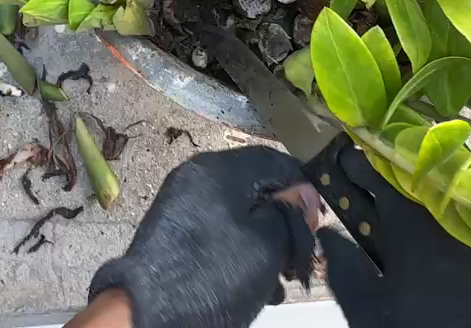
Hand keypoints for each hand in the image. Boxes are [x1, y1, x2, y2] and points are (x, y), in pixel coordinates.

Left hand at [86, 146, 320, 327]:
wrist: (149, 311)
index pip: (272, 158)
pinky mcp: (175, 230)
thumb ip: (290, 215)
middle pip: (254, 186)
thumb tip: (305, 194)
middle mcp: (198, 175)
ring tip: (281, 278)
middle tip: (301, 255)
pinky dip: (240, 248)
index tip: (321, 216)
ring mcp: (183, 201)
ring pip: (238, 211)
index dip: (302, 185)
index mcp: (219, 167)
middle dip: (283, 219)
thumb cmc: (214, 273)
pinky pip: (218, 228)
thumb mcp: (266, 245)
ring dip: (265, 239)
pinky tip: (255, 283)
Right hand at [319, 148, 470, 327]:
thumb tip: (326, 231)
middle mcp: (455, 214)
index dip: (357, 164)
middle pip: (420, 175)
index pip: (377, 174)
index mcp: (413, 224)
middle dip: (398, 173)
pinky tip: (464, 238)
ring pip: (460, 191)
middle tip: (382, 179)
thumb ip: (344, 271)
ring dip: (437, 190)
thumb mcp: (373, 316)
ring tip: (422, 202)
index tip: (345, 161)